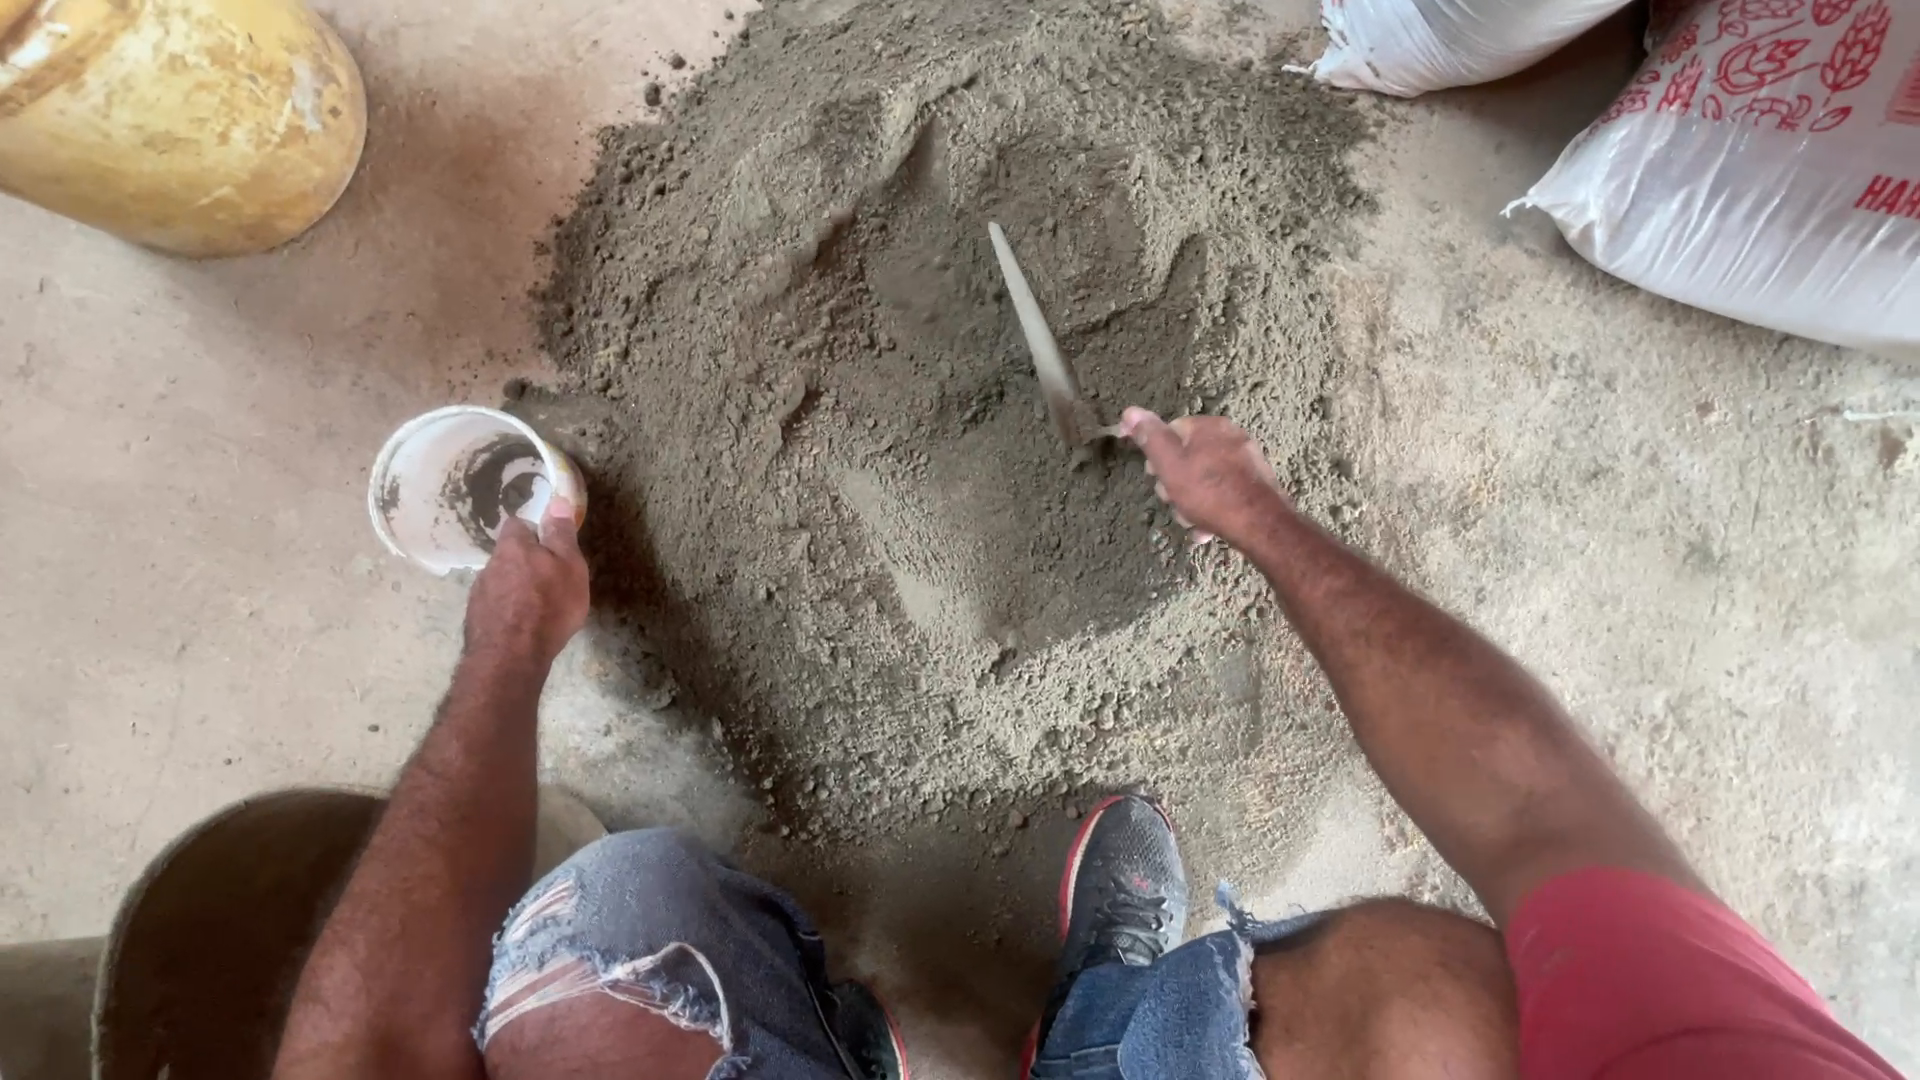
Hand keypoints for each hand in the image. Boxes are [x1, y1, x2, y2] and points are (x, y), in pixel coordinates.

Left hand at [463, 497, 590, 668]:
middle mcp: (490, 565)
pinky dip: (508, 608)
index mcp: (513, 548)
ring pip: (500, 580)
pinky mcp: (476, 618)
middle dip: (526, 562)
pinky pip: (495, 604)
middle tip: (550, 579)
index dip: (534, 531)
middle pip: (508, 554)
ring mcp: (479, 593)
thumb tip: (557, 500)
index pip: (517, 524)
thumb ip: (561, 534)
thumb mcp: (569, 565)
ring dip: (516, 587)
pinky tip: (523, 624)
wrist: (511, 655)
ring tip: (537, 605)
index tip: (550, 546)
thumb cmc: (549, 604)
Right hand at [1119, 408, 1291, 546]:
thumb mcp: (1169, 464)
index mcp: (1209, 426)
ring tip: (1190, 519)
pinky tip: (1204, 528)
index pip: (1171, 430)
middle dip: (1174, 482)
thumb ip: (1149, 437)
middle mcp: (1231, 436)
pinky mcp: (1254, 483)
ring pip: (1204, 477)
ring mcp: (1246, 460)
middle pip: (1187, 456)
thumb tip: (1129, 411)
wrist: (1258, 523)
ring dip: (1190, 500)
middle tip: (1172, 499)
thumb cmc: (1207, 492)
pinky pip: (1222, 491)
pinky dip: (1210, 507)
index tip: (1153, 476)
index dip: (1156, 455)